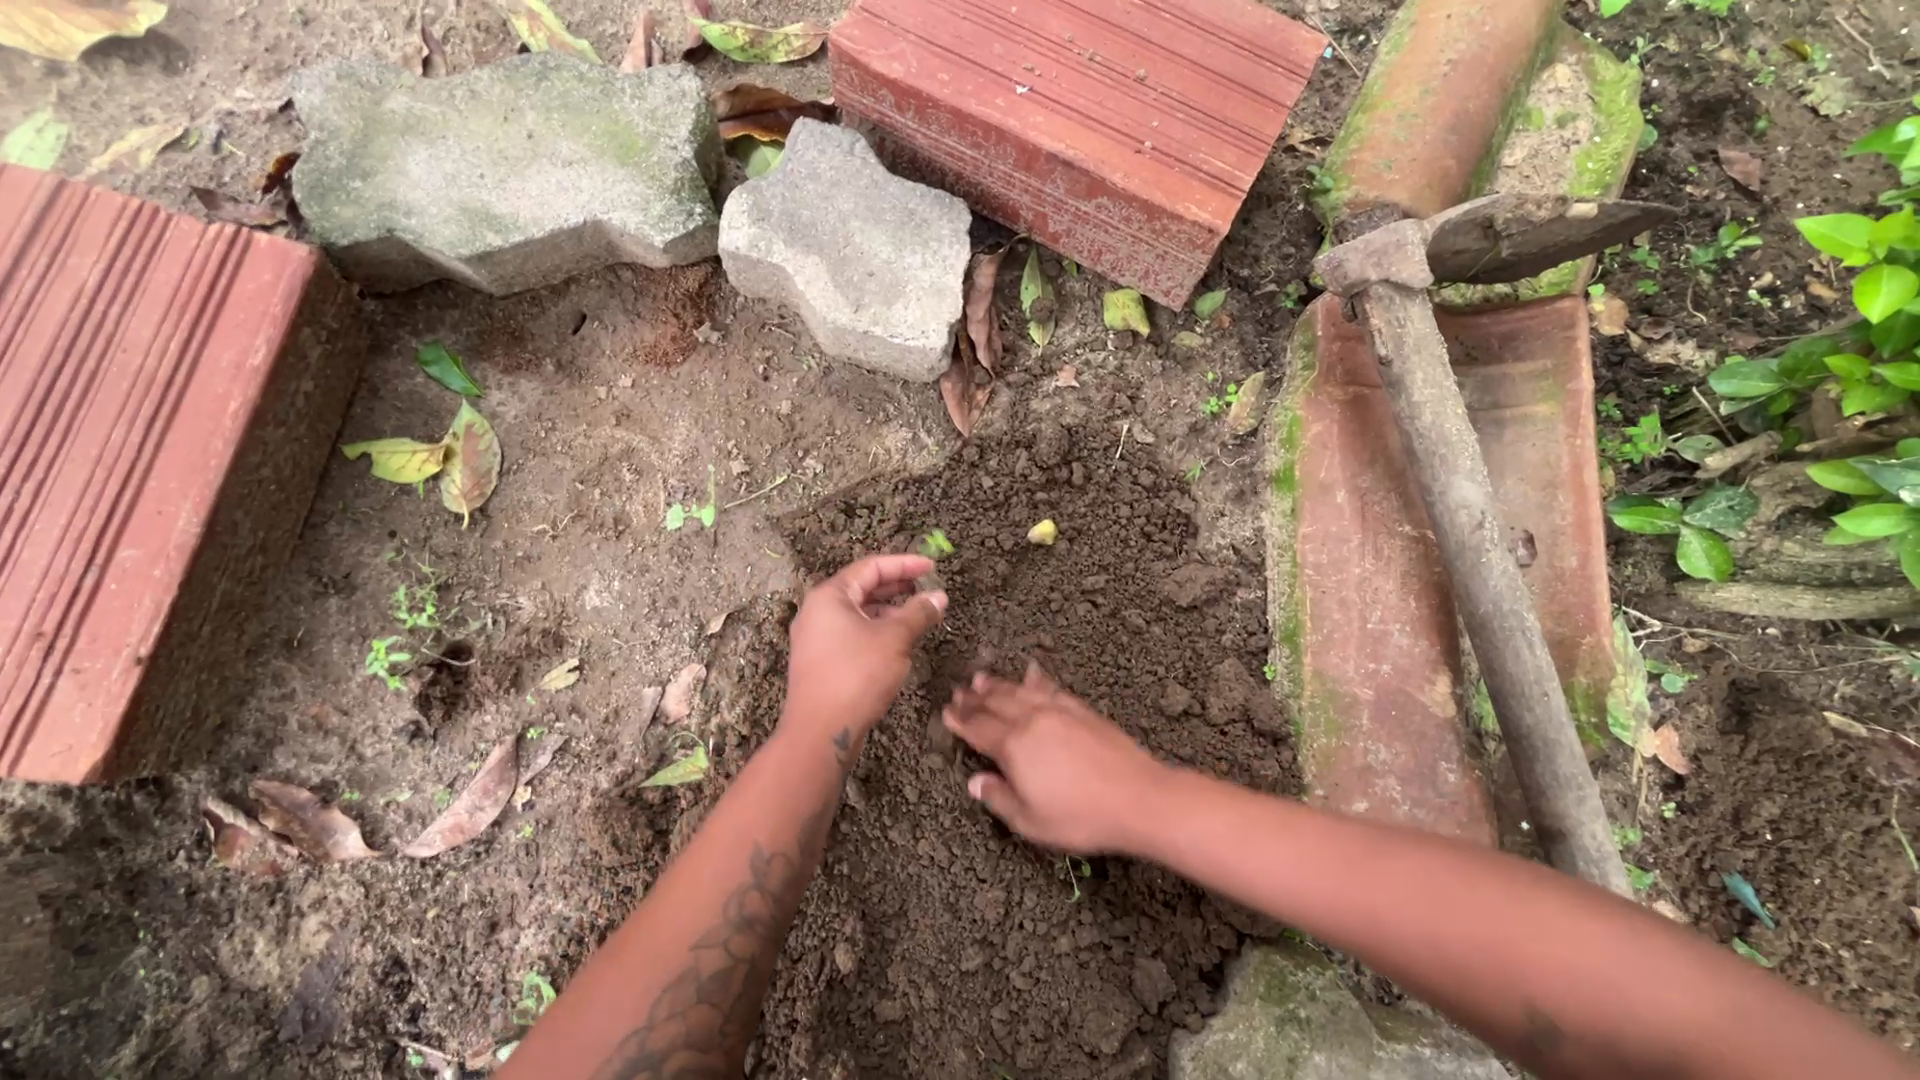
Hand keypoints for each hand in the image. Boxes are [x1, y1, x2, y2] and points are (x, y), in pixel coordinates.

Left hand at [784, 554, 947, 736]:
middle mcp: (817, 611)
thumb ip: (918, 614)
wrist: (820, 730)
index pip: (870, 567)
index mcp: (830, 596)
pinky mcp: (821, 661)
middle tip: (926, 589)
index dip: (904, 564)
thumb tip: (939, 597)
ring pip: (858, 613)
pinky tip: (899, 642)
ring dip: (889, 611)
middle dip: (897, 587)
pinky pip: (853, 634)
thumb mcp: (894, 639)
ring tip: (919, 616)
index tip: (931, 567)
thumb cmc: (856, 675)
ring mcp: (816, 638)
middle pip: (862, 588)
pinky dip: (877, 631)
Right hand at [943, 663, 1168, 853]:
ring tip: (982, 678)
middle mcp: (1032, 721)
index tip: (947, 713)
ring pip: (1020, 691)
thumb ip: (999, 799)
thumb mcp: (1031, 821)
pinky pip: (1050, 688)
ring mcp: (1059, 711)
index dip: (960, 721)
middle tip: (958, 692)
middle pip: (996, 704)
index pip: (978, 729)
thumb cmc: (1081, 816)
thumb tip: (976, 782)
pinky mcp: (1082, 710)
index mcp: (1014, 747)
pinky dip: (1036, 680)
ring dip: (999, 684)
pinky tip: (1031, 673)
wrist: (1138, 797)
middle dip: (974, 698)